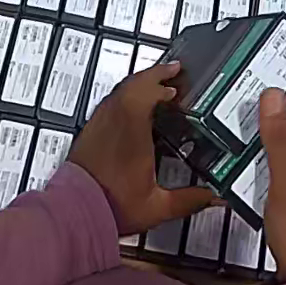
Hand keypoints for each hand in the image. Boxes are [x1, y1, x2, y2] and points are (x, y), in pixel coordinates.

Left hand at [69, 62, 215, 233]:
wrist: (73, 213)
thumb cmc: (110, 207)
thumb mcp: (157, 206)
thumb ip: (188, 200)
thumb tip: (212, 197)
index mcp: (133, 132)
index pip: (148, 92)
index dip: (164, 84)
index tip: (177, 85)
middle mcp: (114, 121)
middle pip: (134, 83)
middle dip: (155, 74)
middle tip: (172, 71)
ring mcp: (100, 124)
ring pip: (121, 90)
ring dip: (140, 82)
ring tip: (156, 85)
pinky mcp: (90, 131)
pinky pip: (110, 101)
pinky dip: (126, 95)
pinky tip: (134, 106)